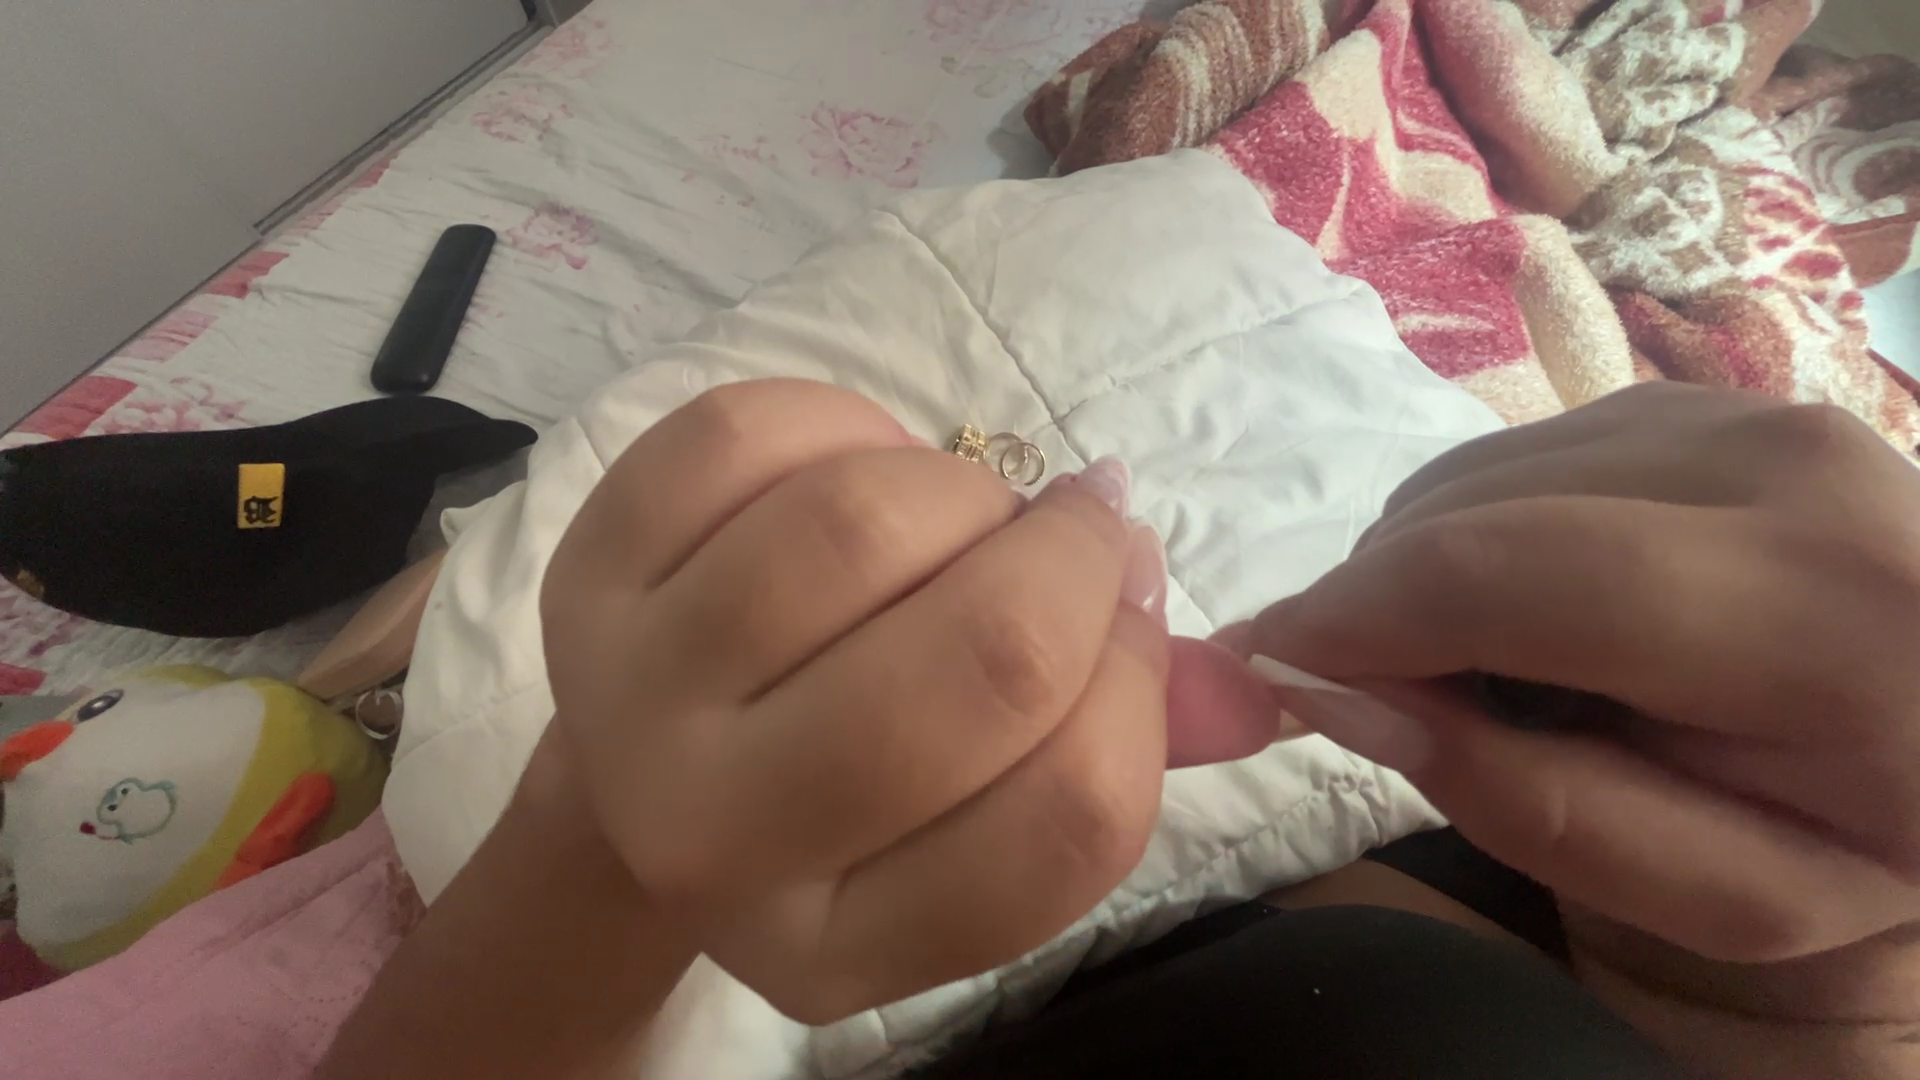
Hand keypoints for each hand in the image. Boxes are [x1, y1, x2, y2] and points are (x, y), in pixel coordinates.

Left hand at [540, 379, 1170, 1022]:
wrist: (656, 758)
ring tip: (963, 511)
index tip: (1134, 599)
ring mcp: (630, 693)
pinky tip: (862, 463)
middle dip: (1070, 562)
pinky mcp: (584, 566)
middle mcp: (721, 839)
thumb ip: (1123, 752)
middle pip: (980, 660)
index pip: (1071, 817)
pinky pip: (747, 434)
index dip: (1138, 680)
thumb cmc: (842, 790)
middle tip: (1080, 526)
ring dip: (962, 495)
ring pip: (861, 527)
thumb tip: (1257, 684)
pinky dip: (848, 421)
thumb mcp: (974, 814)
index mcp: (844, 944)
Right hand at [1236, 383, 1919, 962]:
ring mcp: (1722, 410)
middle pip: (1457, 520)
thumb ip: (1504, 791)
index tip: (1257, 663)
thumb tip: (1320, 686)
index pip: (1498, 576)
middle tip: (1380, 691)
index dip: (1348, 616)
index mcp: (1818, 611)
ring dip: (1411, 572)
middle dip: (1371, 605)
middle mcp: (1776, 464)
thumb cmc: (1837, 846)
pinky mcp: (1676, 399)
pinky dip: (1451, 533)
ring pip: (1455, 484)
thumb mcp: (1698, 886)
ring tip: (1471, 652)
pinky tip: (1513, 593)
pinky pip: (1484, 462)